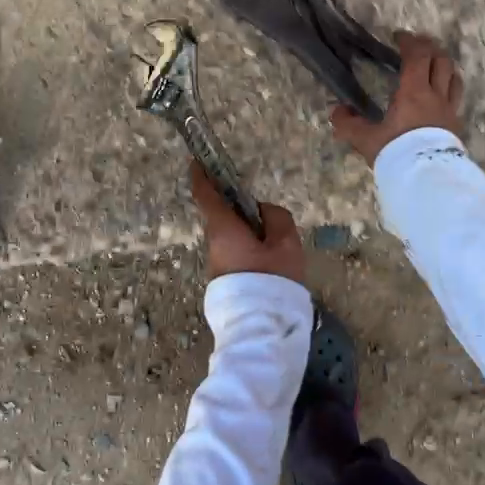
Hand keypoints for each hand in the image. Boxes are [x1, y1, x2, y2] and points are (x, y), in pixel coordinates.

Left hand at [190, 161, 304, 283]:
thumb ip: (276, 217)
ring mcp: (215, 263)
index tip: (198, 161)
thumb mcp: (286, 242)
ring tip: (275, 242)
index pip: (206, 195)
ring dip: (246, 232)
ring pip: (230, 237)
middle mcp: (213, 243)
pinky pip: (234, 253)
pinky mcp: (222, 278)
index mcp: (223, 229)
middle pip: (222, 216)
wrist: (261, 324)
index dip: (201, 175)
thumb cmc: (272, 278)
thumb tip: (264, 213)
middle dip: (239, 209)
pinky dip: (247, 248)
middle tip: (265, 213)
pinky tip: (268, 261)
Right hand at [330, 32, 464, 165]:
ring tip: (433, 64)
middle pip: (441, 60)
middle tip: (417, 46)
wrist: (426, 178)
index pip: (417, 56)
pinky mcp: (456, 125)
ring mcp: (449, 110)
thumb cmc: (396, 153)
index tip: (399, 37)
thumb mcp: (366, 139)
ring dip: (444, 65)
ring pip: (453, 76)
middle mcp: (436, 95)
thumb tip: (336, 111)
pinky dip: (449, 87)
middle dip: (429, 48)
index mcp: (414, 92)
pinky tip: (441, 94)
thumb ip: (348, 124)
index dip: (409, 42)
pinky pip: (456, 97)